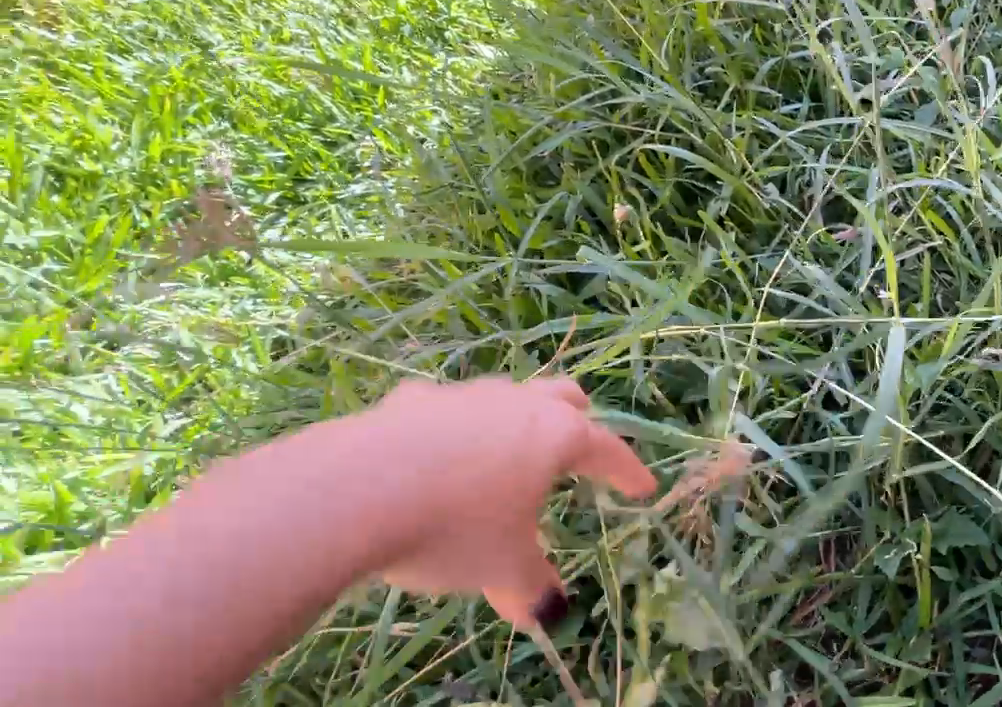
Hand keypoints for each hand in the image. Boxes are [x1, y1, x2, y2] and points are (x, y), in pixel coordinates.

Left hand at [345, 377, 656, 627]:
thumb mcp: (499, 566)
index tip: (644, 487)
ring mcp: (465, 397)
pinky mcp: (410, 402)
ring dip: (513, 416)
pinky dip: (445, 426)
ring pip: (505, 394)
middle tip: (579, 433)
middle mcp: (519, 405)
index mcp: (556, 436)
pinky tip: (426, 450)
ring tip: (502, 447)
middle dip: (576, 414)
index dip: (628, 471)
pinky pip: (440, 408)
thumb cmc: (452, 528)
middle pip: (563, 395)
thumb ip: (529, 584)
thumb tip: (548, 613)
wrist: (352, 492)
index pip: (609, 450)